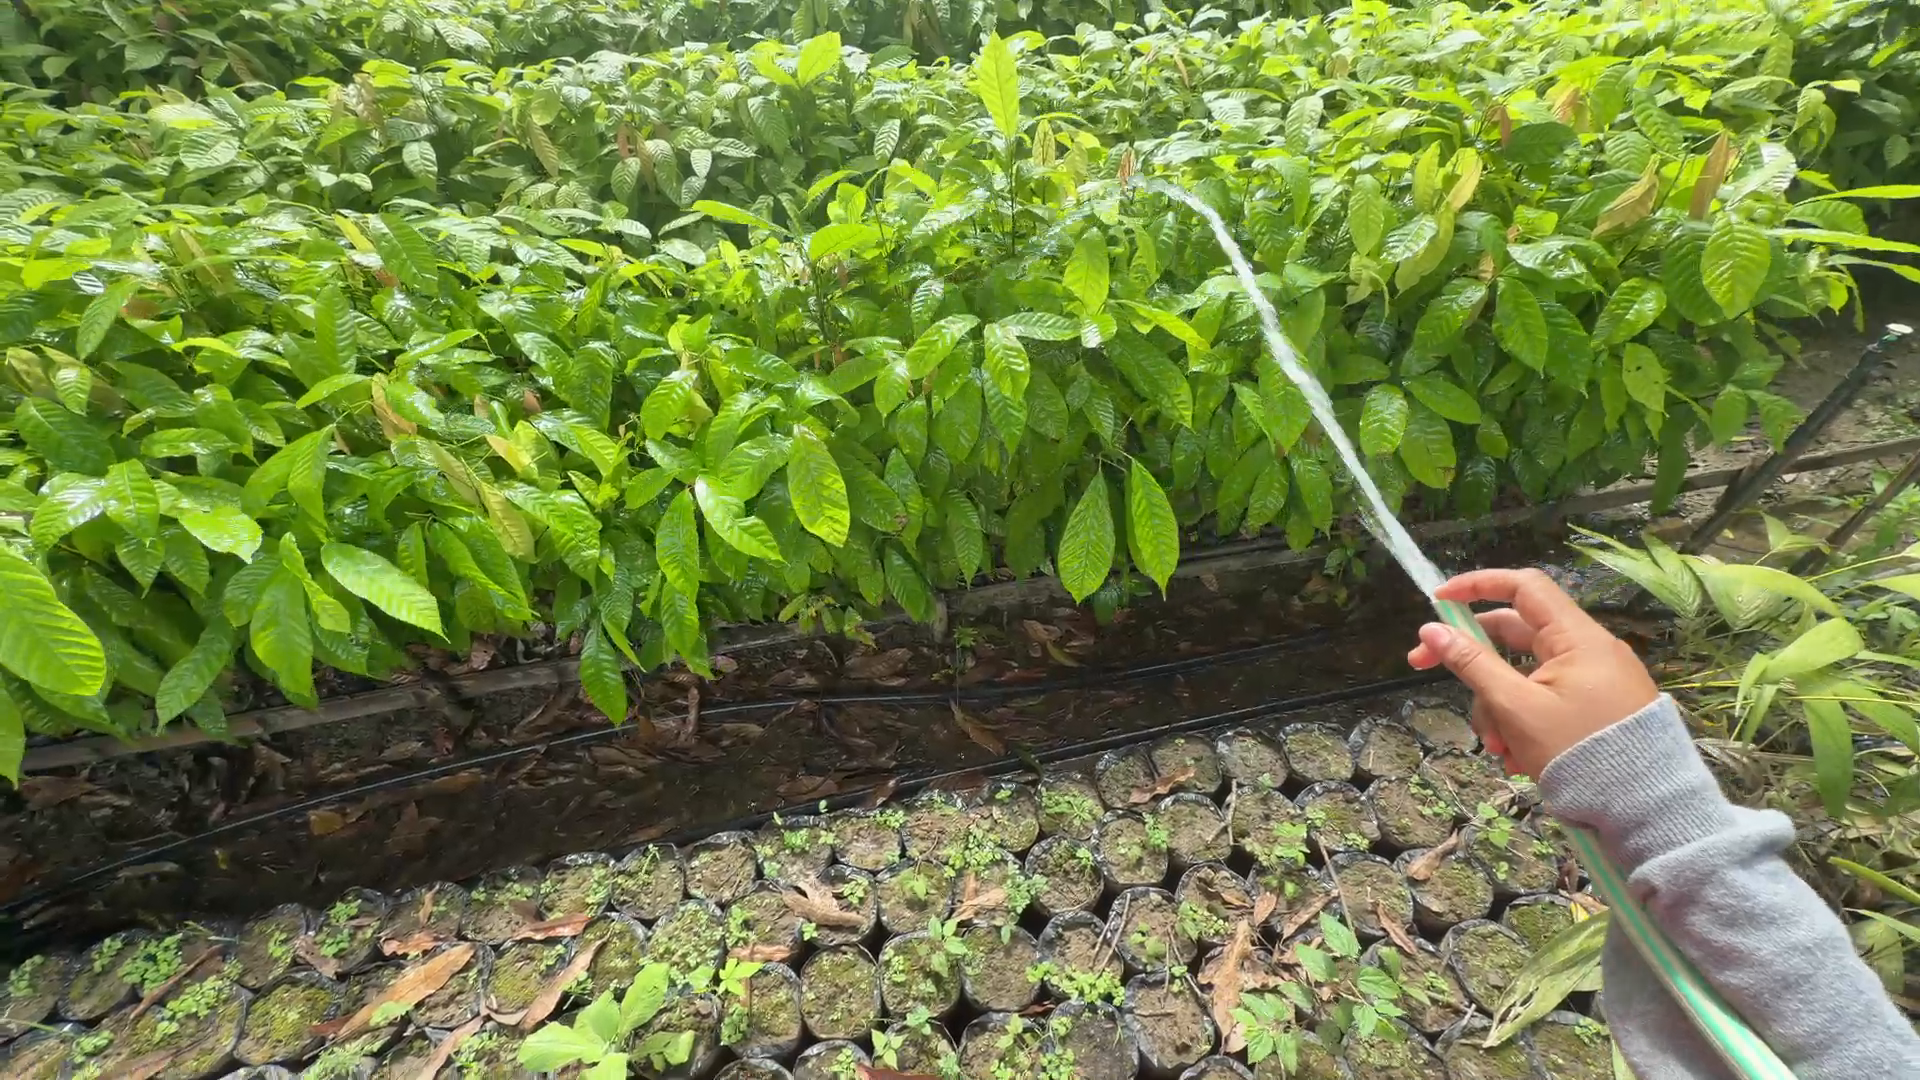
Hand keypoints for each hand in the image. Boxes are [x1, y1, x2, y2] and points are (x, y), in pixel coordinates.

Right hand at [1406, 568, 1658, 778]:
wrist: (1650, 815)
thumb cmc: (1579, 751)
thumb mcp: (1514, 706)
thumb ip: (1470, 663)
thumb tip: (1430, 630)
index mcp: (1577, 640)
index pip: (1523, 586)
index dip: (1476, 585)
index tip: (1437, 601)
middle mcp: (1587, 652)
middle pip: (1512, 635)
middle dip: (1469, 658)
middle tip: (1421, 668)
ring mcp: (1591, 681)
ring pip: (1520, 673)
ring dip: (1494, 704)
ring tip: (1496, 747)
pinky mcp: (1592, 708)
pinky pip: (1540, 698)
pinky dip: (1518, 719)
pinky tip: (1516, 755)